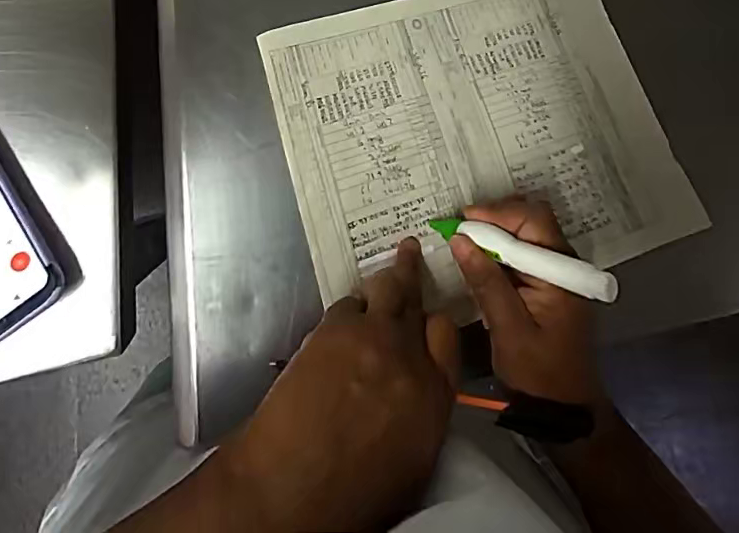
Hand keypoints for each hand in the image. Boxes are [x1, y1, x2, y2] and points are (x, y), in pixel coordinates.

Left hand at [217, 238, 459, 531]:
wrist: (292, 486)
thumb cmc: (359, 490)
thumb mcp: (414, 456)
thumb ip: (424, 404)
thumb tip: (419, 380)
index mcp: (435, 393)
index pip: (447, 336)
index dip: (436, 323)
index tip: (429, 316)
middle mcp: (407, 355)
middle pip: (415, 299)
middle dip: (412, 272)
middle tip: (409, 248)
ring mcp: (369, 336)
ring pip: (383, 289)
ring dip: (382, 282)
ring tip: (385, 268)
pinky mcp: (333, 329)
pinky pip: (346, 305)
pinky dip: (349, 310)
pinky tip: (344, 318)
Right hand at [449, 197, 603, 407]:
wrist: (562, 411)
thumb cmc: (537, 374)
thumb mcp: (507, 329)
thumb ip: (486, 281)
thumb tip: (459, 238)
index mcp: (562, 273)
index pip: (532, 221)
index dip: (496, 214)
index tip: (461, 222)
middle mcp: (565, 265)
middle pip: (531, 220)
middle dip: (495, 218)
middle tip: (460, 228)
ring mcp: (559, 273)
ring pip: (527, 232)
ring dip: (496, 231)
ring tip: (465, 239)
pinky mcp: (548, 283)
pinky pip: (524, 251)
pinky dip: (500, 248)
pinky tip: (479, 257)